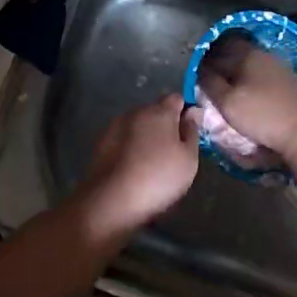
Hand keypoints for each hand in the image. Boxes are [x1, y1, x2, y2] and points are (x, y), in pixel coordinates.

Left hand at [72, 94, 200, 244]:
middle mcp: (135, 111)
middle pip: (156, 110)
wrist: (113, 197)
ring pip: (139, 124)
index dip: (186, 111)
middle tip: (175, 151)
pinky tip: (136, 166)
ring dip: (148, 135)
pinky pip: (125, 137)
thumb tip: (193, 110)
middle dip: (167, 124)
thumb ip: (191, 131)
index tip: (191, 131)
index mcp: (158, 111)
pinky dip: (133, 145)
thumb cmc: (159, 177)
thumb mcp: (188, 158)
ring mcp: (116, 124)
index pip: (176, 98)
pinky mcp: (103, 140)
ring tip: (155, 162)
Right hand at [197, 34, 296, 156]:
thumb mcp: (227, 102)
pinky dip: (250, 81)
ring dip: (235, 74)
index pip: (215, 50)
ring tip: (226, 90)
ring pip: (248, 65)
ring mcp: (279, 68)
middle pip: (233, 55)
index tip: (195, 73)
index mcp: (246, 54)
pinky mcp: (289, 84)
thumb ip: (209, 83)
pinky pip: (261, 75)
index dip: (202, 61)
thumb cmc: (262, 115)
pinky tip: (247, 95)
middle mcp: (263, 55)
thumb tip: (198, 69)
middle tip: (208, 81)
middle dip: (219, 65)